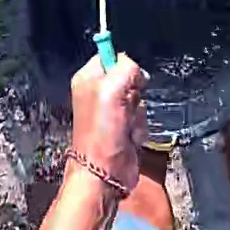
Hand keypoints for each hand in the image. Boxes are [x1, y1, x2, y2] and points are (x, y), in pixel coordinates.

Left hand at [70, 53, 148, 189]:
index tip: (127, 79)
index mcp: (88, 79)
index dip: (123, 65)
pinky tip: (130, 138)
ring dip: (137, 113)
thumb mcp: (112, 89)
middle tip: (125, 108)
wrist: (104, 174)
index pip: (110, 55)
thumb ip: (126, 68)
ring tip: (126, 127)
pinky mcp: (124, 127)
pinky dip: (139, 127)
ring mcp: (112, 111)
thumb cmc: (102, 132)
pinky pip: (141, 117)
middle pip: (129, 77)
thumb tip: (137, 72)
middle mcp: (99, 92)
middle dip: (134, 93)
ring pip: (138, 98)